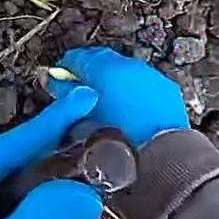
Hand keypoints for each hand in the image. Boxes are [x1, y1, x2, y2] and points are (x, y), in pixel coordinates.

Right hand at [46, 46, 190, 147]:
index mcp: (108, 70)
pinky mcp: (166, 90)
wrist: (159, 161)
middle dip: (89, 72)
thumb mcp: (81, 120)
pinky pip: (142, 82)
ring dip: (111, 82)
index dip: (66, 68)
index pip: (80, 57)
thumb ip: (64, 94)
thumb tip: (52, 80)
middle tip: (78, 90)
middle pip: (102, 60)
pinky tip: (124, 110)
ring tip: (101, 104)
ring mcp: (151, 77)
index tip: (60, 78)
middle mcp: (131, 68)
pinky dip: (130, 91)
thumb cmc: (118, 144)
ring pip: (123, 70)